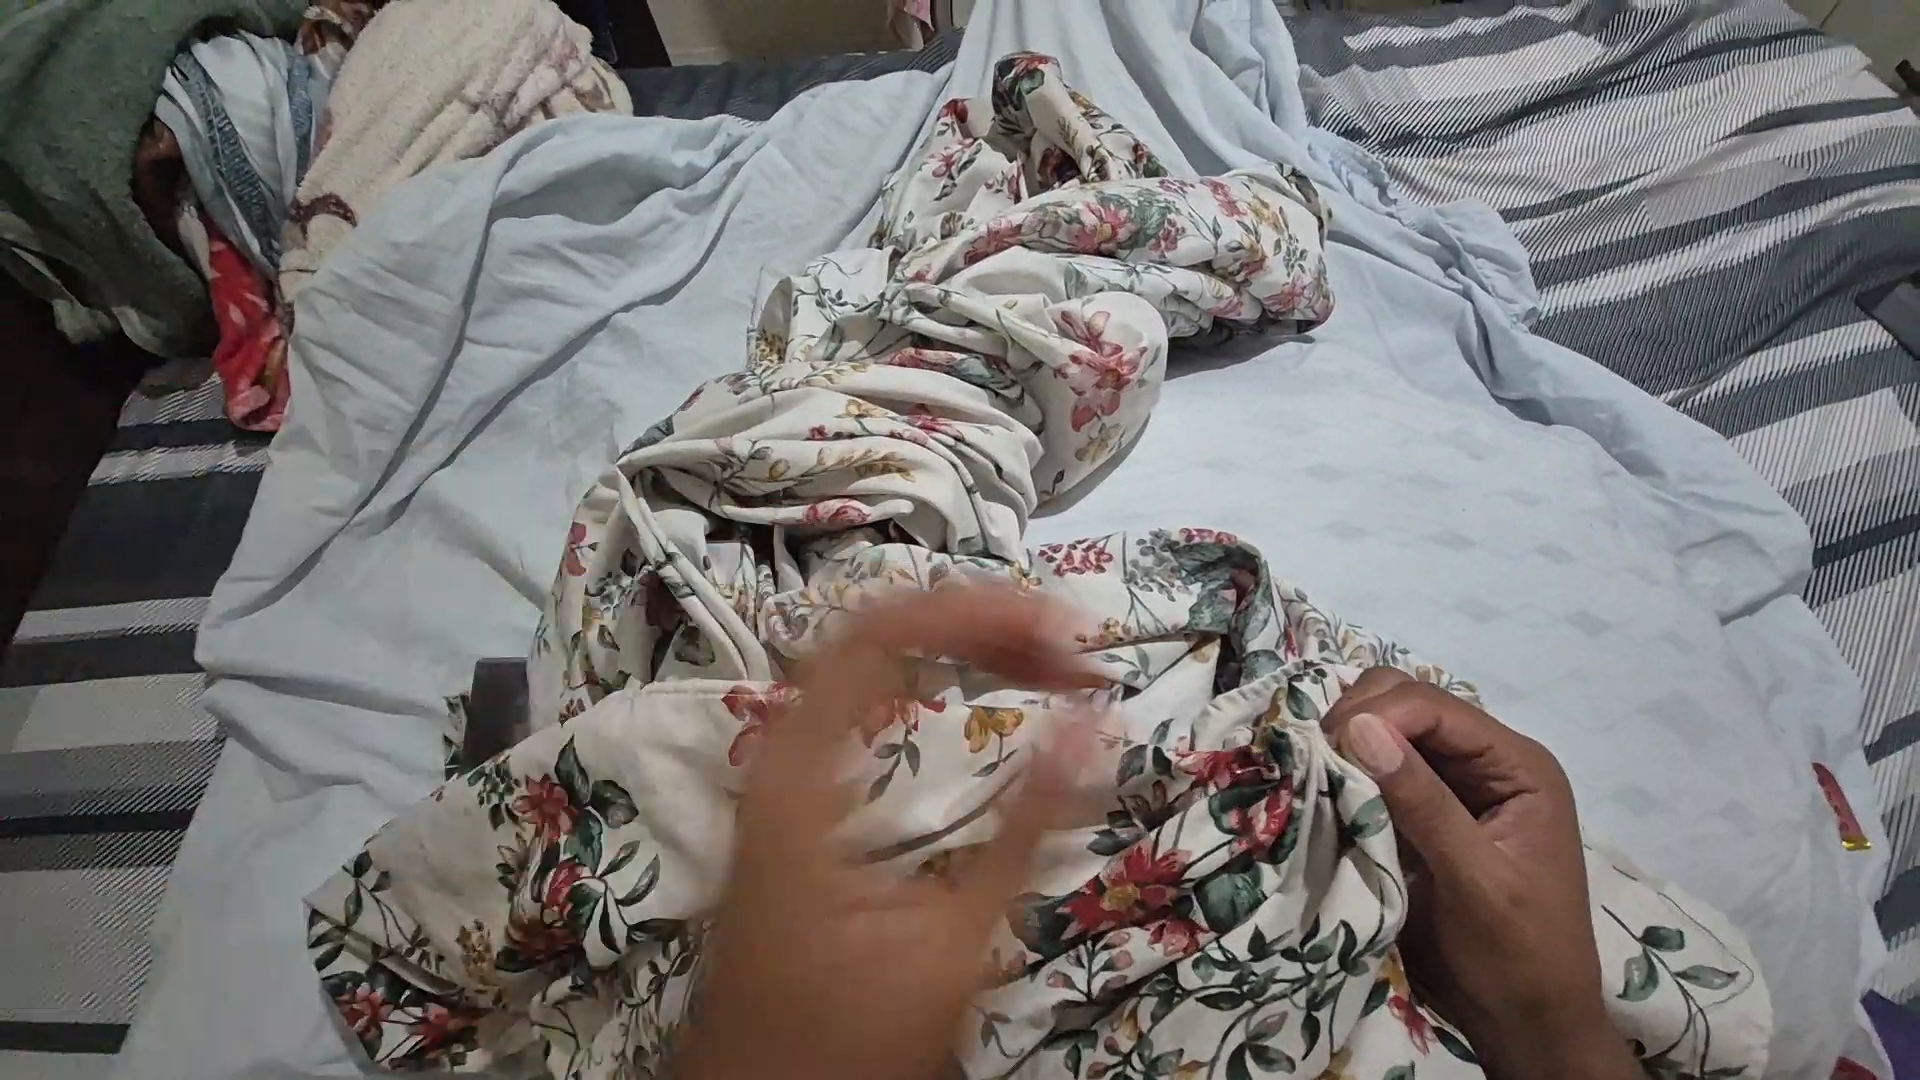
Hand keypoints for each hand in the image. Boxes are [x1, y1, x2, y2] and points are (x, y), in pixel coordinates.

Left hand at [674, 587, 1096, 1079]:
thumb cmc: (848, 1029)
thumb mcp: (954, 938)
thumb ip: (1027, 826)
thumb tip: (1093, 724)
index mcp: (804, 771)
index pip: (878, 634)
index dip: (968, 610)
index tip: (1053, 625)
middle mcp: (786, 746)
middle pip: (880, 632)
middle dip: (978, 622)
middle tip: (1065, 646)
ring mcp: (789, 759)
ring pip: (874, 655)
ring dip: (960, 642)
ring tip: (1044, 657)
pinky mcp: (804, 778)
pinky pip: (868, 691)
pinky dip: (933, 671)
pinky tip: (980, 679)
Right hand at [1323, 668, 1639, 1079]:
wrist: (1524, 1022)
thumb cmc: (1518, 956)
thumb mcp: (1476, 882)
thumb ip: (1423, 802)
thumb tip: (1359, 727)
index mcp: (1517, 765)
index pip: (1432, 705)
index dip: (1374, 714)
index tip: (1325, 749)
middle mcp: (1484, 757)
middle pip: (1405, 698)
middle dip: (1354, 717)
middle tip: (1317, 758)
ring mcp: (1451, 777)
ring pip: (1383, 721)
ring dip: (1344, 736)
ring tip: (1316, 768)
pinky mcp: (1420, 799)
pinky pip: (1374, 759)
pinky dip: (1343, 763)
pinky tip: (1322, 780)